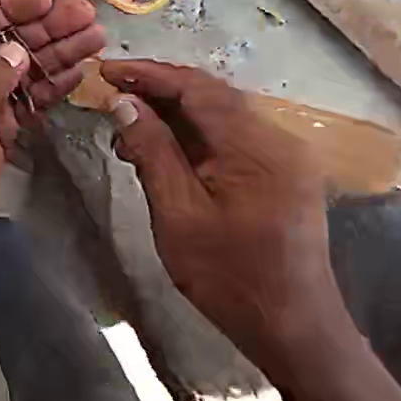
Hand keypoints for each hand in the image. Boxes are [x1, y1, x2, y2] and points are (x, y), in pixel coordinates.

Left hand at [0, 0, 105, 238]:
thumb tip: (18, 50)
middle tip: (87, 16)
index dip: (12, 4)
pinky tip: (80, 71)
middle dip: (47, 27)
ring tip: (95, 38)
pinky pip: (30, 95)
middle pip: (8, 37)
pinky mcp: (0, 121)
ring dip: (58, 51)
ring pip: (24, 65)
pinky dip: (53, 84)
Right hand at [102, 59, 352, 372]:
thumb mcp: (178, 214)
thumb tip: (124, 104)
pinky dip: (192, 135)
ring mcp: (282, 156)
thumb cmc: (229, 276)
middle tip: (111, 96)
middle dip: (158, 90)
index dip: (149, 75)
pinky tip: (161, 148)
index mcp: (256, 147)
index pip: (197, 88)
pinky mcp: (279, 172)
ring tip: (127, 126)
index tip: (107, 72)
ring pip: (219, 115)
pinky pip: (229, 137)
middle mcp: (276, 140)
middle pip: (210, 96)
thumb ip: (153, 151)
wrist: (293, 328)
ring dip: (172, 114)